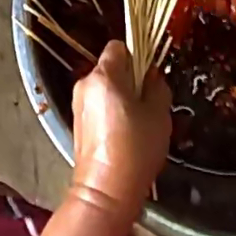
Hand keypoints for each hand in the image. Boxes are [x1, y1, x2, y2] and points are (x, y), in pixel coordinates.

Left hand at [70, 41, 170, 211]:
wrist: (105, 188)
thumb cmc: (135, 148)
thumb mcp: (159, 115)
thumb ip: (157, 87)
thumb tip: (151, 73)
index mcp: (104, 76)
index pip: (118, 47)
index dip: (136, 55)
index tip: (149, 73)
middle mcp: (85, 82)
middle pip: (110, 67)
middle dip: (129, 78)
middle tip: (149, 101)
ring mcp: (77, 101)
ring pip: (103, 86)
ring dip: (120, 95)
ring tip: (138, 121)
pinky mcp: (76, 119)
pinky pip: (97, 103)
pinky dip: (110, 109)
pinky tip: (124, 132)